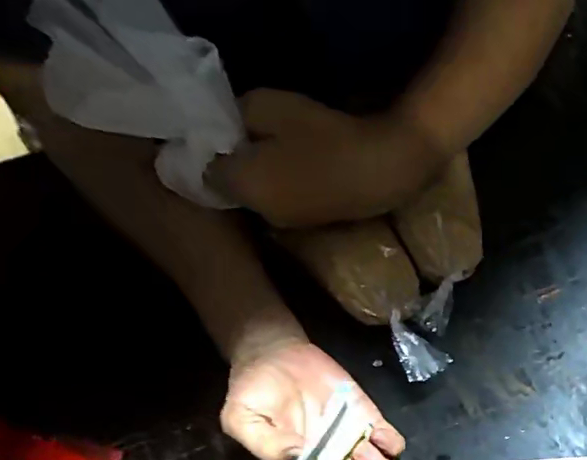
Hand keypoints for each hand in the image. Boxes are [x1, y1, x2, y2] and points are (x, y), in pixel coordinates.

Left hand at [210, 90, 447, 229]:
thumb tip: (232, 128)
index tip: (222, 131)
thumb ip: (238, 115)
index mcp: (243, 185)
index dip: (210, 151)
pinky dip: (286, 188)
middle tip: (252, 136)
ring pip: (261, 197)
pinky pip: (284, 204)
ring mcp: (287, 225)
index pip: (204, 173)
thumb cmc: (324, 136)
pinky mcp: (311, 226)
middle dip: (238, 165)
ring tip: (281, 150)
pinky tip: (304, 168)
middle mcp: (260, 214)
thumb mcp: (269, 105)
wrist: (381, 171)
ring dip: (264, 177)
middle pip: (235, 188)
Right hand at [219, 340, 404, 459]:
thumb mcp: (241, 419)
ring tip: (359, 449)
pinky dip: (392, 445)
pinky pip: (394, 445)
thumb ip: (262, 444)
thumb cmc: (254, 394)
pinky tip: (376, 434)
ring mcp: (354, 445)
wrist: (273, 356)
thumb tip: (293, 456)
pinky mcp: (369, 422)